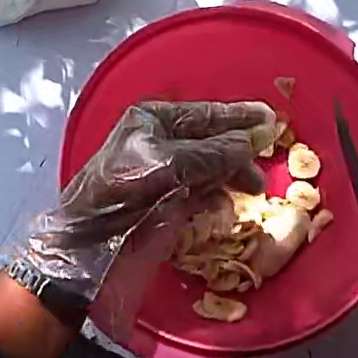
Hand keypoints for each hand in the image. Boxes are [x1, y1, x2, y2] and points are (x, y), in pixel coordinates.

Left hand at [5, 100, 274, 306]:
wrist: (87, 243)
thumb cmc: (120, 192)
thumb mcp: (167, 165)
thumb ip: (210, 153)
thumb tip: (250, 143)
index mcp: (153, 121)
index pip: (205, 114)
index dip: (238, 117)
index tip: (271, 119)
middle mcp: (158, 140)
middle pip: (210, 140)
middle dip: (237, 152)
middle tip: (262, 166)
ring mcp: (161, 171)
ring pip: (208, 167)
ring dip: (229, 176)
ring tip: (249, 189)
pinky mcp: (164, 199)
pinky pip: (199, 191)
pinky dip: (214, 195)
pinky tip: (223, 203)